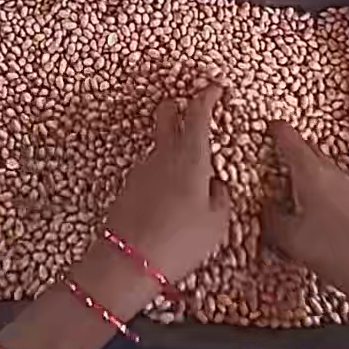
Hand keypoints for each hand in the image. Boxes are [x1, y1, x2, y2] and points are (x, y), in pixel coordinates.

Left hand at [103, 85, 232, 284]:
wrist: (128, 261)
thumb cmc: (180, 240)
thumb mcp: (217, 223)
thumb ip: (220, 197)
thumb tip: (215, 184)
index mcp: (190, 158)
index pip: (198, 114)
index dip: (207, 96)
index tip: (214, 87)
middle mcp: (163, 156)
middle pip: (166, 115)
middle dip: (177, 106)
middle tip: (190, 109)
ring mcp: (142, 169)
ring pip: (159, 146)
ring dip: (173, 148)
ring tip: (190, 177)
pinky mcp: (129, 186)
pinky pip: (151, 170)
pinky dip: (163, 173)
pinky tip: (171, 198)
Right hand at [265, 121, 348, 308]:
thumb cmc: (335, 251)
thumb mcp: (290, 238)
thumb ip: (271, 219)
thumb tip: (264, 210)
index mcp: (310, 171)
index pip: (290, 139)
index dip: (277, 130)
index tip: (269, 126)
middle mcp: (333, 173)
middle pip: (310, 151)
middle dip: (293, 149)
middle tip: (276, 153)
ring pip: (325, 171)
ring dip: (308, 172)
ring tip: (292, 186)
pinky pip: (337, 189)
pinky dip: (323, 192)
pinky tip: (317, 212)